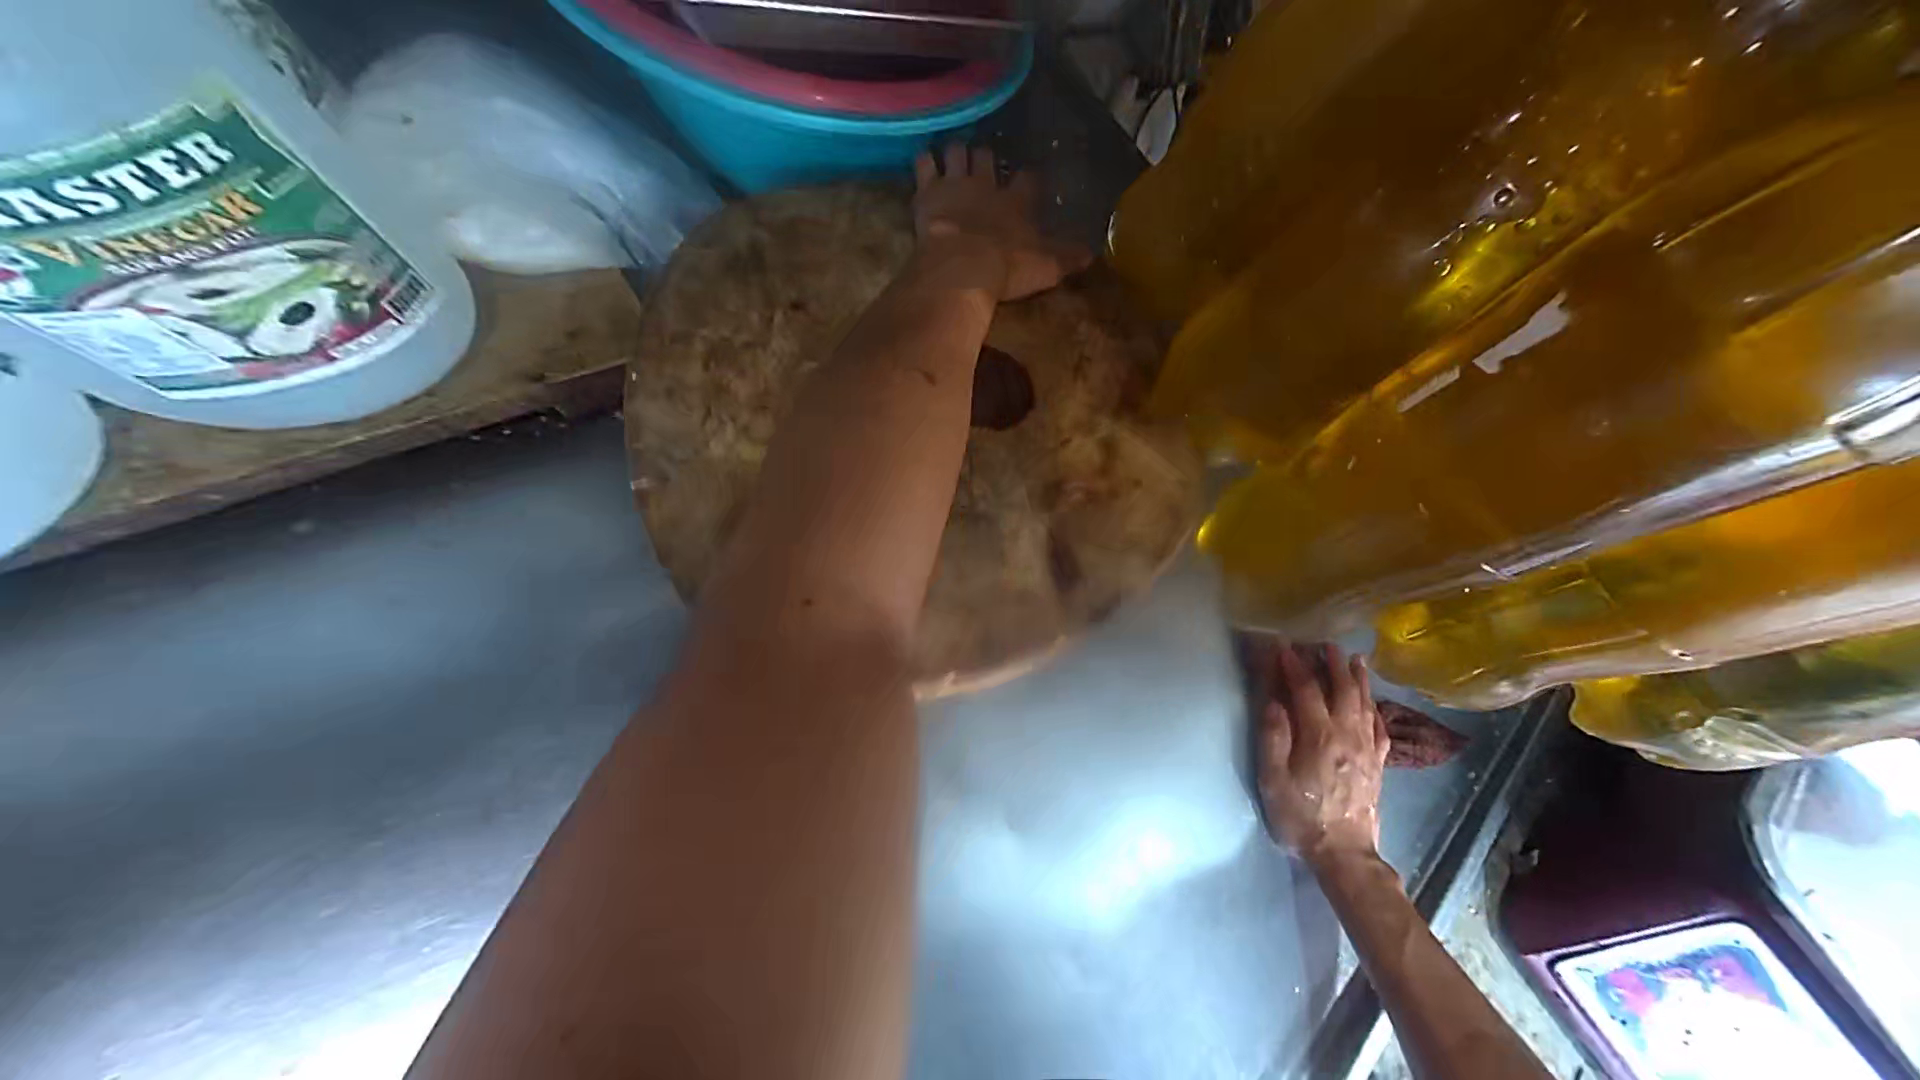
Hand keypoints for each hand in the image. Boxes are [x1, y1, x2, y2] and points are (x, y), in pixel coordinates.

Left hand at [913, 144, 1090, 300]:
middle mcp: (987, 185)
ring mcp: (955, 184)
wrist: (963, 268)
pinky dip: (925, 160)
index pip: (1027, 180)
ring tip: (956, 157)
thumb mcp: (1047, 267)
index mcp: (1017, 202)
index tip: (1028, 180)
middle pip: (987, 157)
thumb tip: (1092, 254)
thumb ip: (1068, 258)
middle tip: (983, 165)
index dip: (1028, 179)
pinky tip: (926, 162)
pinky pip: (924, 162)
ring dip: (956, 152)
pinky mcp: (928, 191)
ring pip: (957, 151)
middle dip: (985, 158)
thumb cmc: (1008, 269)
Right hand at [1254, 642, 1390, 864]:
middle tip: (1325, 644)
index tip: (1283, 645)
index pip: (1306, 690)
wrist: (1344, 853)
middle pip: (1342, 690)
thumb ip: (1272, 737)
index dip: (1293, 666)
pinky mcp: (1377, 765)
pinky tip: (1371, 703)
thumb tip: (1272, 701)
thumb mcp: (1273, 779)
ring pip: (1365, 704)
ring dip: (1358, 679)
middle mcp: (1347, 736)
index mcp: (1319, 736)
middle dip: (1333, 664)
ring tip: (1354, 659)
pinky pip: (1379, 728)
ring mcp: (1366, 750)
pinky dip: (1374, 709)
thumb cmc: (1300, 815)